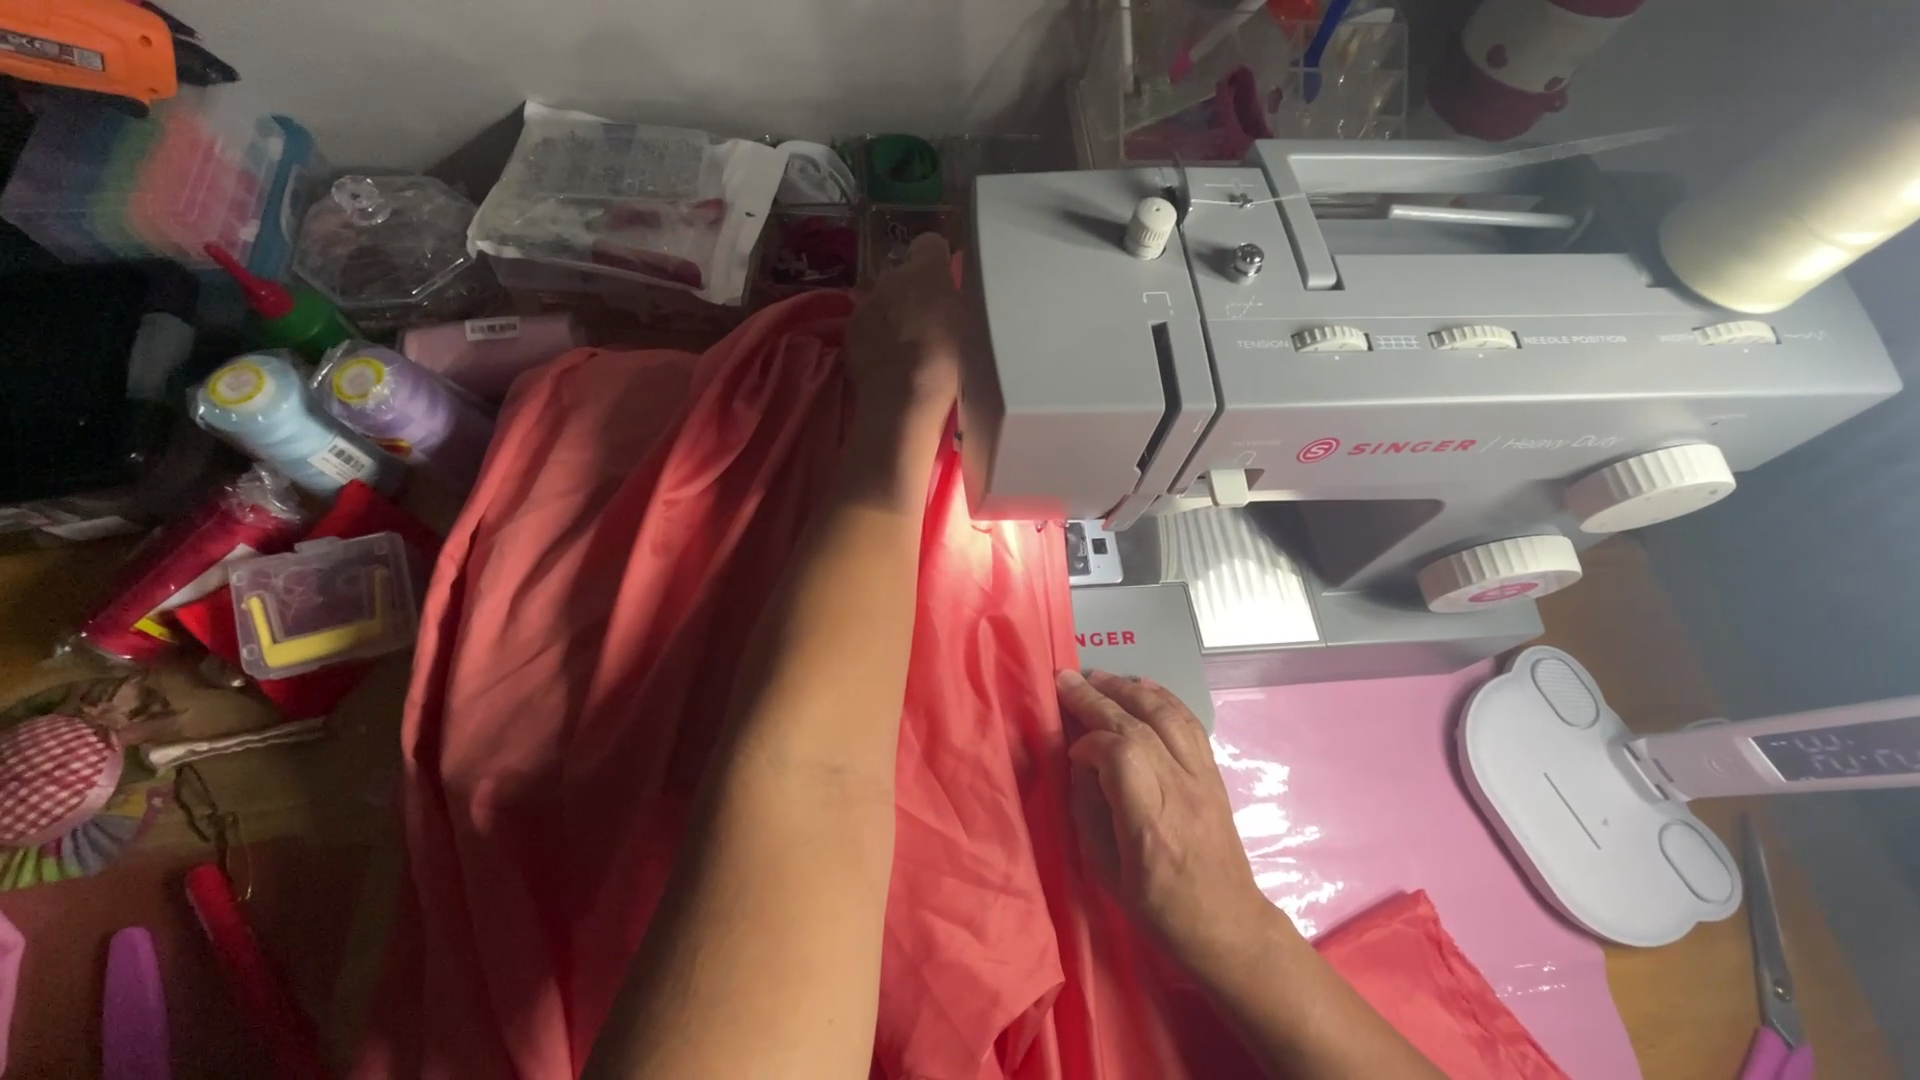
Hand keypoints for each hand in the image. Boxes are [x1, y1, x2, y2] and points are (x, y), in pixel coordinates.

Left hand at [842, 232, 962, 420]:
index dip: (936, 260)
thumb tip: (946, 291)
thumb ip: (953, 299)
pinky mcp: (849, 331)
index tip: (942, 282)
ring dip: (891, 316)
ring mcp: (866, 304)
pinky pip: (865, 326)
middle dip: (911, 294)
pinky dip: (874, 337)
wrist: (903, 398)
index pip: (930, 243)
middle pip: (902, 276)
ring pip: (881, 302)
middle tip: (925, 324)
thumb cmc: (947, 361)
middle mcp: (891, 277)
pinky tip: (885, 361)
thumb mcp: (966, 324)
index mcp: (926, 270)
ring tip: (903, 348)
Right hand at [1057, 669, 1290, 976]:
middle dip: (1099, 697)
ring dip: (1130, 688)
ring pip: (1169, 714)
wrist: (1227, 924)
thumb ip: (1089, 809)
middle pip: (1140, 725)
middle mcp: (1182, 790)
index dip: (1090, 741)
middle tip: (1067, 679)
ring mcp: (1203, 778)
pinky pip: (1189, 722)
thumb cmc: (1158, 907)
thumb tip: (1081, 763)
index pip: (1121, 753)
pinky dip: (1162, 697)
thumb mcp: (1106, 870)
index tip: (1071, 751)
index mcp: (1151, 823)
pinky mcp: (1214, 773)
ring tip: (1099, 677)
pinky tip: (1141, 687)